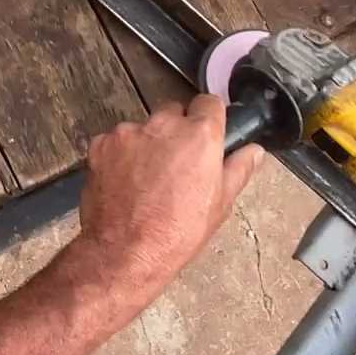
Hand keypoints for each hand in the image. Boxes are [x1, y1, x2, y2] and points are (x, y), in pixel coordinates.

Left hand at [68, 95, 263, 301]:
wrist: (126, 251)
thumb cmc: (177, 232)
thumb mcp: (220, 204)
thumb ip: (238, 169)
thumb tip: (253, 151)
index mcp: (199, 135)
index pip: (209, 103)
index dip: (209, 118)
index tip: (206, 133)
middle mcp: (163, 125)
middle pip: (173, 113)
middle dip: (175, 132)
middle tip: (176, 165)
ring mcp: (129, 133)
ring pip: (143, 128)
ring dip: (146, 144)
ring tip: (146, 180)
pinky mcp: (101, 145)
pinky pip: (114, 142)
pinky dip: (119, 156)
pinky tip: (125, 182)